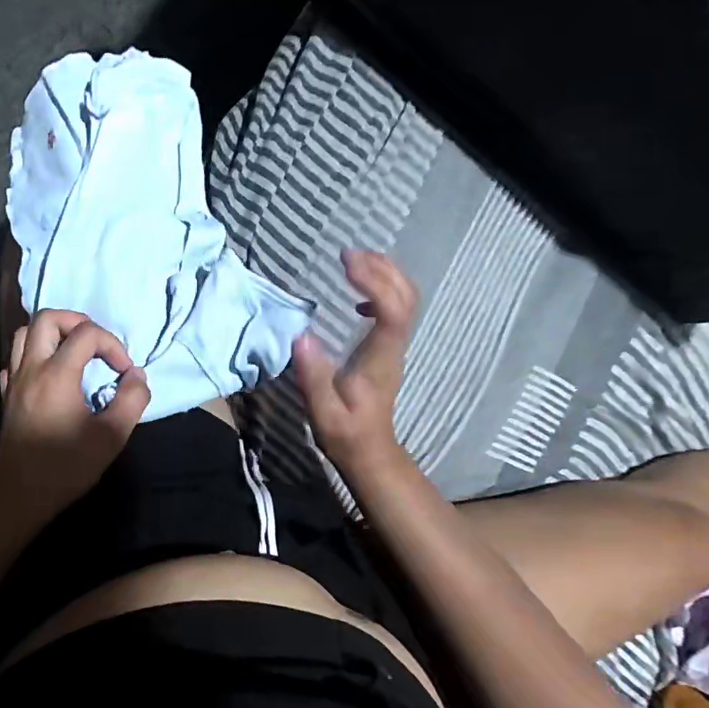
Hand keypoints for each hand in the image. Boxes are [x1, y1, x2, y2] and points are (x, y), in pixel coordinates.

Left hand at [0, 309, 150, 520]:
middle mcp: (31, 369)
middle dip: (77, 322)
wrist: (23, 494)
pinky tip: (51, 375)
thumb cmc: (68, 466)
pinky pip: (15, 360)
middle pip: (47, 318)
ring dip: (53, 334)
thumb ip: (132, 399)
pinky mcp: (7, 396)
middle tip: (97, 344)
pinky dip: (35, 356)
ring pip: (24, 334)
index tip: (124, 372)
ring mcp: (14, 381)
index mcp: (57, 375)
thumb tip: (137, 375)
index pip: (87, 334)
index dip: (113, 345)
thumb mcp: (112, 436)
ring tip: (76, 353)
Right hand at [291, 250, 417, 476]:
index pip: (391, 310)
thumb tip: (301, 336)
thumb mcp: (323, 413)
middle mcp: (394, 347)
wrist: (370, 453)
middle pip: (407, 296)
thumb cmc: (346, 435)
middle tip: (348, 254)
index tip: (346, 264)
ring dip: (385, 273)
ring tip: (353, 261)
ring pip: (407, 299)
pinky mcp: (390, 348)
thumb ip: (314, 377)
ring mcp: (395, 347)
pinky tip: (356, 293)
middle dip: (382, 268)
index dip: (374, 282)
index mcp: (380, 359)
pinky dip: (382, 289)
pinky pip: (397, 308)